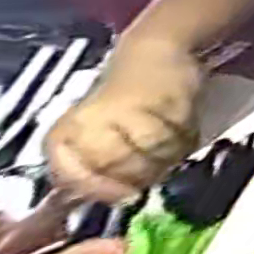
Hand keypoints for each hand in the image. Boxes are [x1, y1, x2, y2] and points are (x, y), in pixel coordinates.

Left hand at [48, 41, 203, 203]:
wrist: (153, 55)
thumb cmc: (120, 101)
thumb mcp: (95, 132)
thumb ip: (99, 163)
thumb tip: (123, 196)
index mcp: (64, 135)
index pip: (78, 174)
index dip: (103, 189)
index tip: (128, 197)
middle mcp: (92, 122)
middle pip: (119, 162)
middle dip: (143, 174)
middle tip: (159, 177)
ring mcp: (133, 107)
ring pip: (155, 147)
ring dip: (170, 157)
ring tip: (177, 157)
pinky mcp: (171, 98)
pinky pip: (182, 129)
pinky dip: (188, 140)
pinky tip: (188, 138)